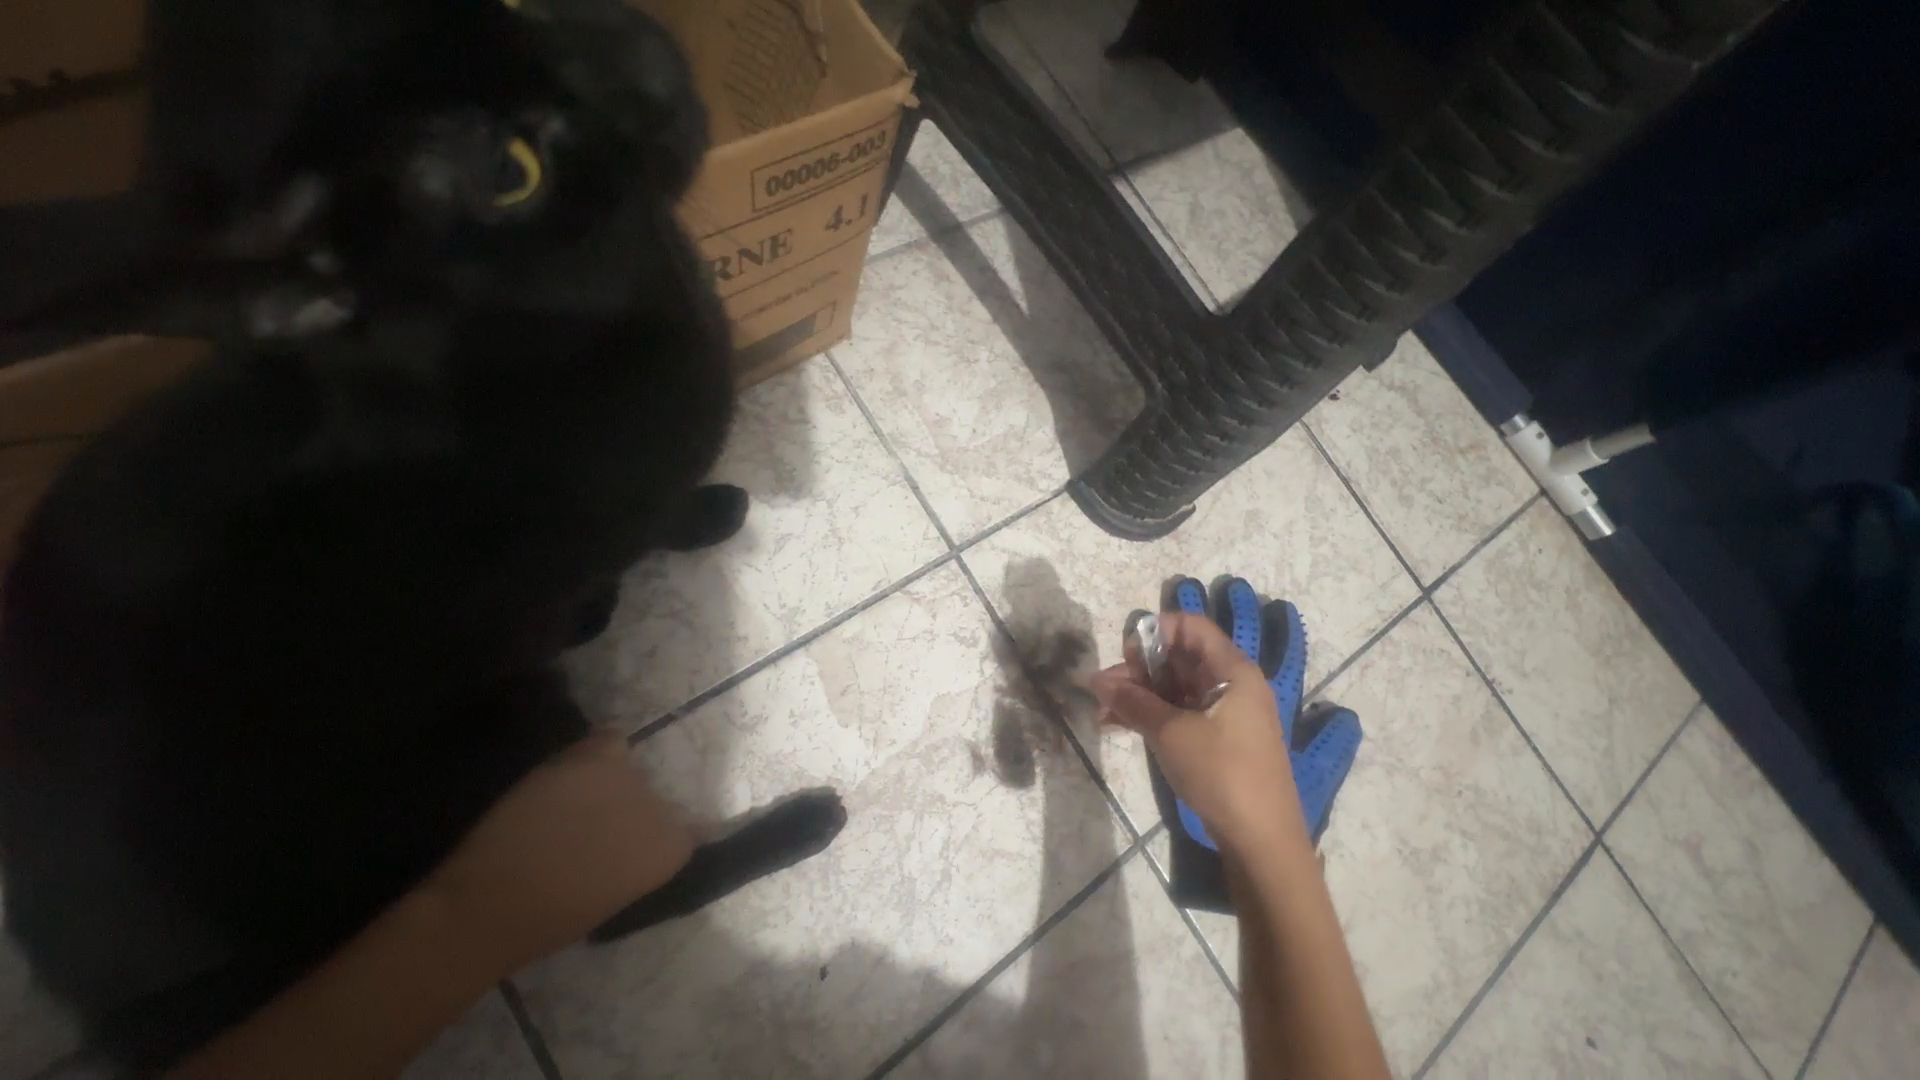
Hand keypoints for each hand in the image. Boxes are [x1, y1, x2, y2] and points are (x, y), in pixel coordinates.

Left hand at [422, 731, 695, 968]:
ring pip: (628, 767)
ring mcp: (629, 780)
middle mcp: (663, 809)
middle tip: (597, 826)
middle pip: (656, 795)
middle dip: (631, 807)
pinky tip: (575, 771)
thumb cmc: (551, 920)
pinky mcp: (593, 760)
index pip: (691, 829)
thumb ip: (639, 862)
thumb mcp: (614, 897)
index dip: (661, 834)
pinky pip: (609, 739)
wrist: (492, 905)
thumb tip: (635, 843)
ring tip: (576, 804)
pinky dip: (597, 750)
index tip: (633, 846)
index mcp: (671, 851)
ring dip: (610, 782)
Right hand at [1091, 613, 1307, 855]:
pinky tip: (1117, 726)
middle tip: (1104, 690)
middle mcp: (1232, 684)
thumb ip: (1133, 701)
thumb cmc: (1222, 774)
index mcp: (1232, 670)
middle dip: (1139, 669)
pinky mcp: (1219, 741)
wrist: (1262, 842)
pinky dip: (1152, 715)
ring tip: (1102, 712)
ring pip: (1176, 688)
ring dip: (1139, 695)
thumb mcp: (1171, 734)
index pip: (1190, 626)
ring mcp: (1226, 714)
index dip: (1155, 632)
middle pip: (1179, 657)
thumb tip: (1097, 679)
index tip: (1127, 657)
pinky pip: (1180, 713)